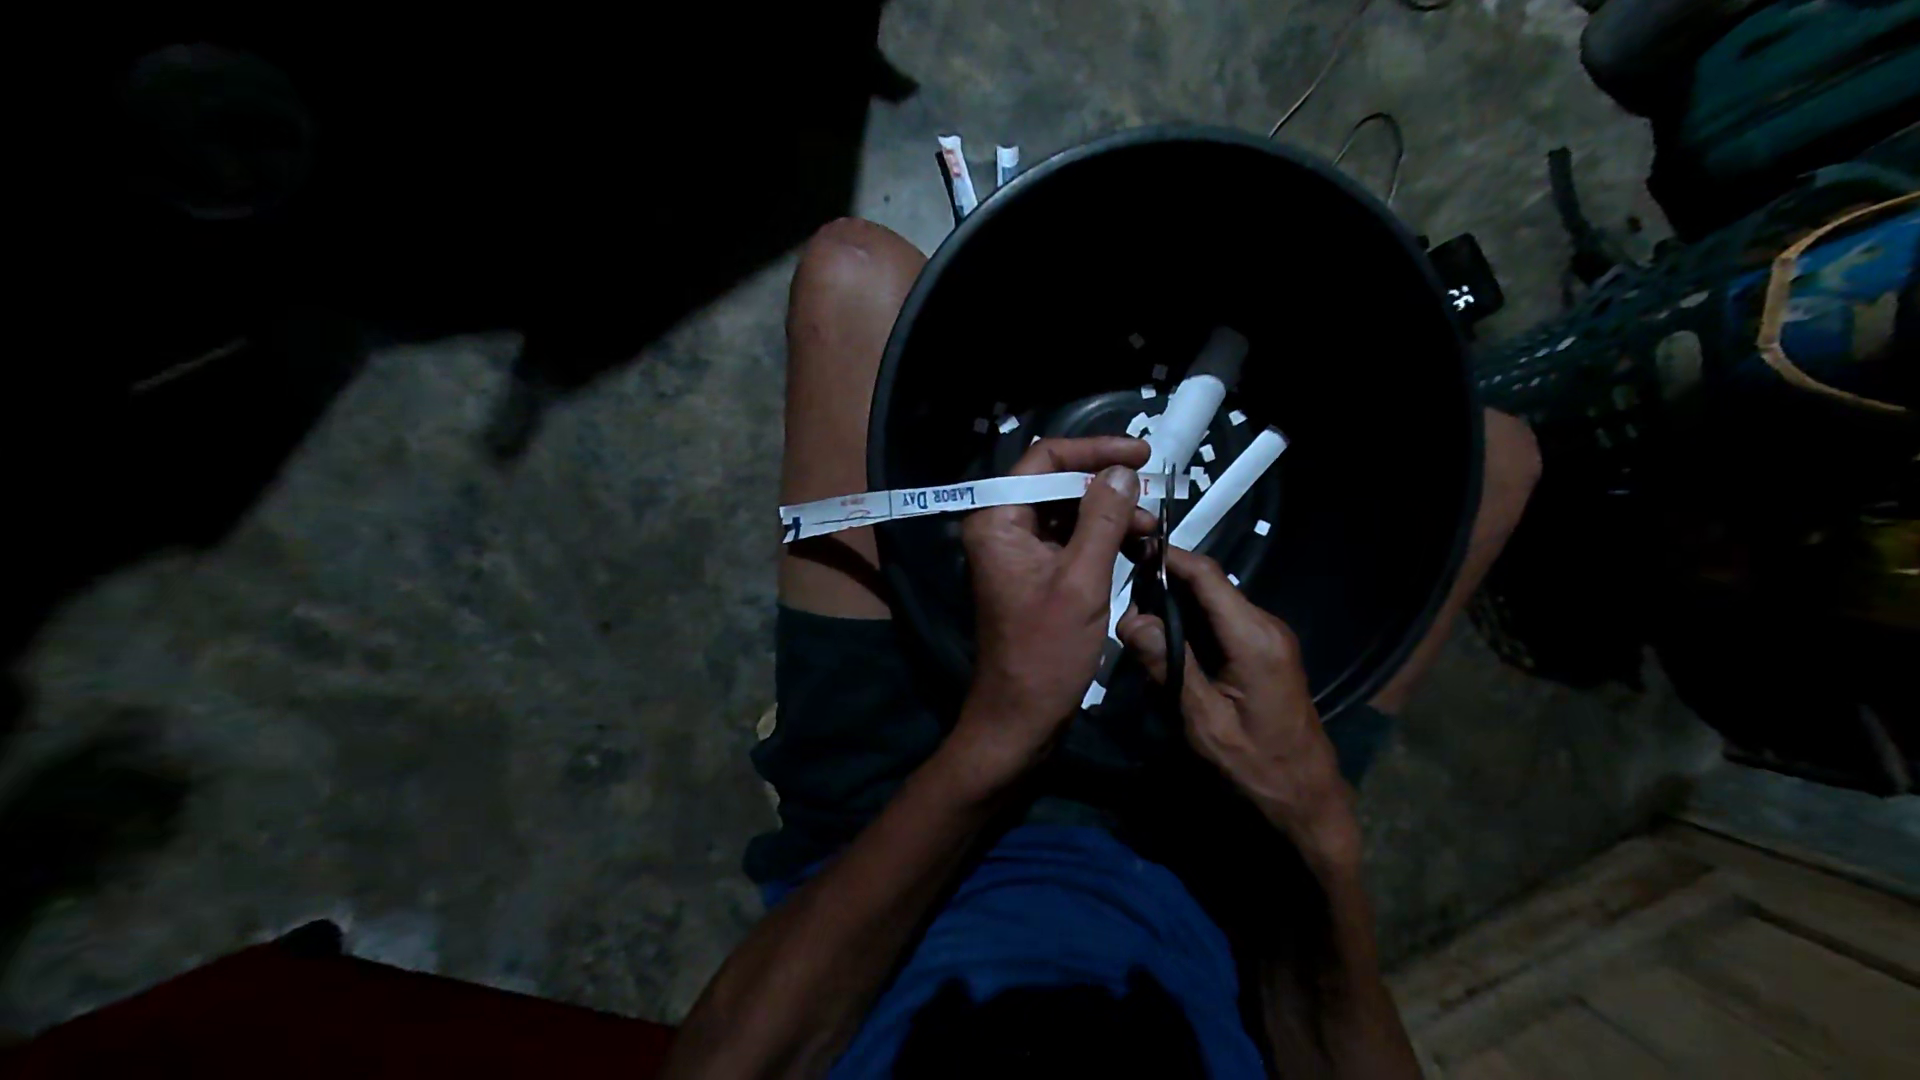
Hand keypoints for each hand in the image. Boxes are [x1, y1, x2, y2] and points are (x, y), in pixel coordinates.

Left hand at [958, 436, 1153, 769]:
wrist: (1021, 714)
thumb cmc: (1046, 651)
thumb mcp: (1082, 580)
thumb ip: (1103, 519)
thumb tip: (1122, 471)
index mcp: (998, 519)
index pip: (1044, 460)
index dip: (1093, 450)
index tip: (1140, 454)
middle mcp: (1002, 527)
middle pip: (1056, 483)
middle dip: (1106, 487)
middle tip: (1153, 499)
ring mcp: (1017, 551)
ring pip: (1067, 512)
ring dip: (1109, 514)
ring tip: (1151, 530)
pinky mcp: (1034, 572)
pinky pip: (1069, 540)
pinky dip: (1101, 538)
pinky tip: (1135, 546)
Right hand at [1119, 548, 1359, 869]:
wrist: (1306, 796)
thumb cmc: (1254, 763)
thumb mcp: (1203, 719)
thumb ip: (1169, 665)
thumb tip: (1132, 619)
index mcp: (1253, 637)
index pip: (1207, 576)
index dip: (1169, 556)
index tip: (1131, 547)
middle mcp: (1265, 626)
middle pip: (1209, 585)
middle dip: (1165, 585)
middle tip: (1125, 604)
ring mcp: (1269, 636)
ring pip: (1214, 601)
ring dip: (1177, 605)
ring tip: (1139, 626)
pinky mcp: (1266, 649)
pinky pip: (1223, 620)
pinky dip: (1192, 622)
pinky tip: (1168, 643)